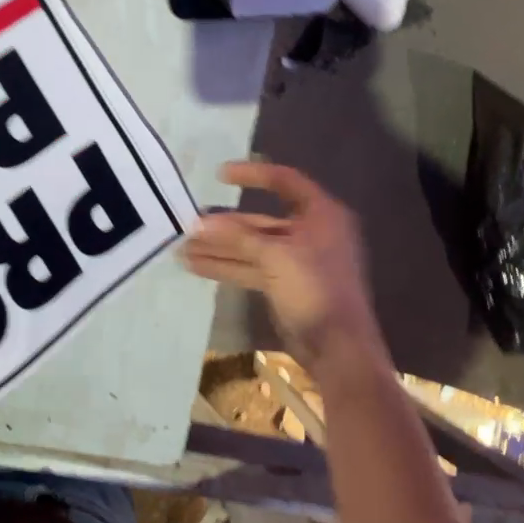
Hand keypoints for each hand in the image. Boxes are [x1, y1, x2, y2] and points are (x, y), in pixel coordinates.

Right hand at [183, 160, 383, 367]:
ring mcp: (297, 260)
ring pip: (253, 247)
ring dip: (220, 247)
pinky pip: (252, 267)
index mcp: (320, 214)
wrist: (339, 348)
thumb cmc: (314, 288)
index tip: (220, 175)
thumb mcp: (274, 255)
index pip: (283, 181)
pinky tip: (197, 266)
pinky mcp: (286, 285)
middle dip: (224, 225)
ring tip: (183, 248)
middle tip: (190, 224)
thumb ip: (237, 236)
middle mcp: (309, 231)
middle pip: (260, 220)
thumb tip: (198, 223)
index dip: (252, 174)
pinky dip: (228, 266)